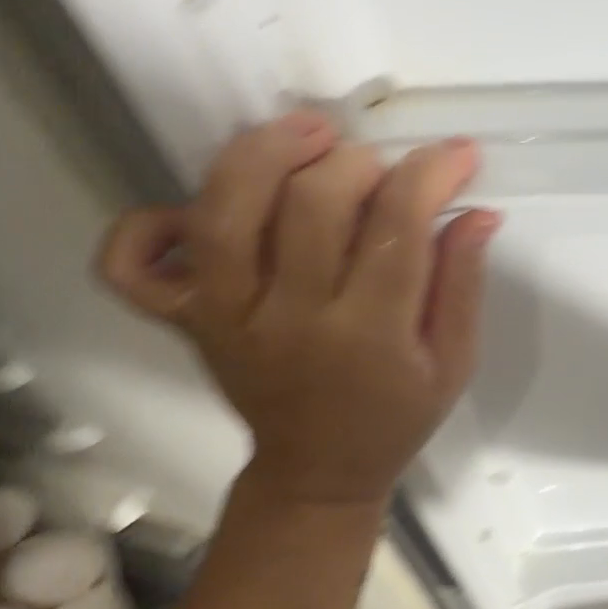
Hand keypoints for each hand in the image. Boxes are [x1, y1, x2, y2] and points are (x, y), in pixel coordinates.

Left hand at [97, 111, 499, 503]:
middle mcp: (293, 318)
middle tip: (379, 164)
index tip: (456, 153)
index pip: (398, 227)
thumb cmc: (396, 417)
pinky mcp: (188, 321)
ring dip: (264, 152)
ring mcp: (227, 317)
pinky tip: (194, 208)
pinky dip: (147, 224)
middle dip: (355, 161)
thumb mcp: (453, 364)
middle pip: (311, 203)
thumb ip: (462, 287)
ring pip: (223, 211)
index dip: (430, 173)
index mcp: (372, 334)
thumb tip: (475, 211)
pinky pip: (132, 266)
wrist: (319, 473)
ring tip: (306, 135)